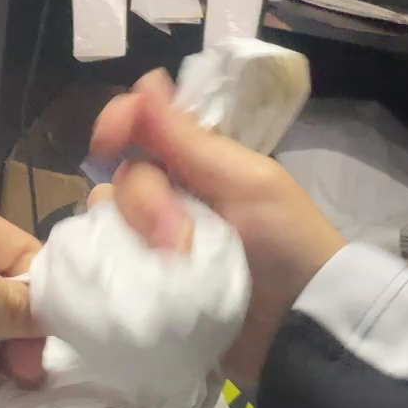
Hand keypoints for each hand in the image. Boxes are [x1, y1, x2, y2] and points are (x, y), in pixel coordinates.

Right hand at [90, 71, 345, 384]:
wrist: (299, 327)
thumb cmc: (286, 243)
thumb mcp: (247, 182)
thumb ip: (189, 139)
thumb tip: (147, 80)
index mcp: (197, 159)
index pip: (141, 124)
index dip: (118, 122)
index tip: (108, 141)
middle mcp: (170, 192)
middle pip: (124, 175)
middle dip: (145, 203)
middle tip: (178, 241)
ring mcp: (154, 240)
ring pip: (109, 219)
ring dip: (132, 239)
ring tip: (169, 270)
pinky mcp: (146, 281)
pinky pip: (107, 263)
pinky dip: (113, 268)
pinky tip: (133, 282)